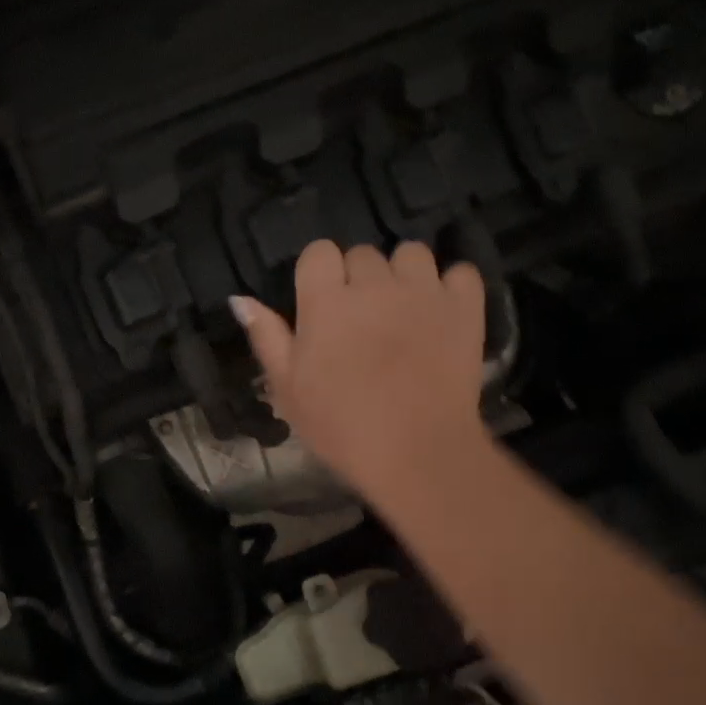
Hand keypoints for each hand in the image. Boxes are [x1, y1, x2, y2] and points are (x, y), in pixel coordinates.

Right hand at [231, 240, 488, 504]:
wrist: (417, 453)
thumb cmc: (340, 426)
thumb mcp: (288, 389)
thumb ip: (266, 337)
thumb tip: (239, 299)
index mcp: (326, 302)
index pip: (318, 251)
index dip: (318, 273)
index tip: (320, 303)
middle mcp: (374, 284)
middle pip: (363, 254)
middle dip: (358, 279)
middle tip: (359, 321)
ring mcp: (424, 291)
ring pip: (411, 253)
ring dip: (403, 274)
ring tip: (402, 310)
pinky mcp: (466, 307)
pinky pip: (461, 271)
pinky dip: (451, 286)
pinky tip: (441, 312)